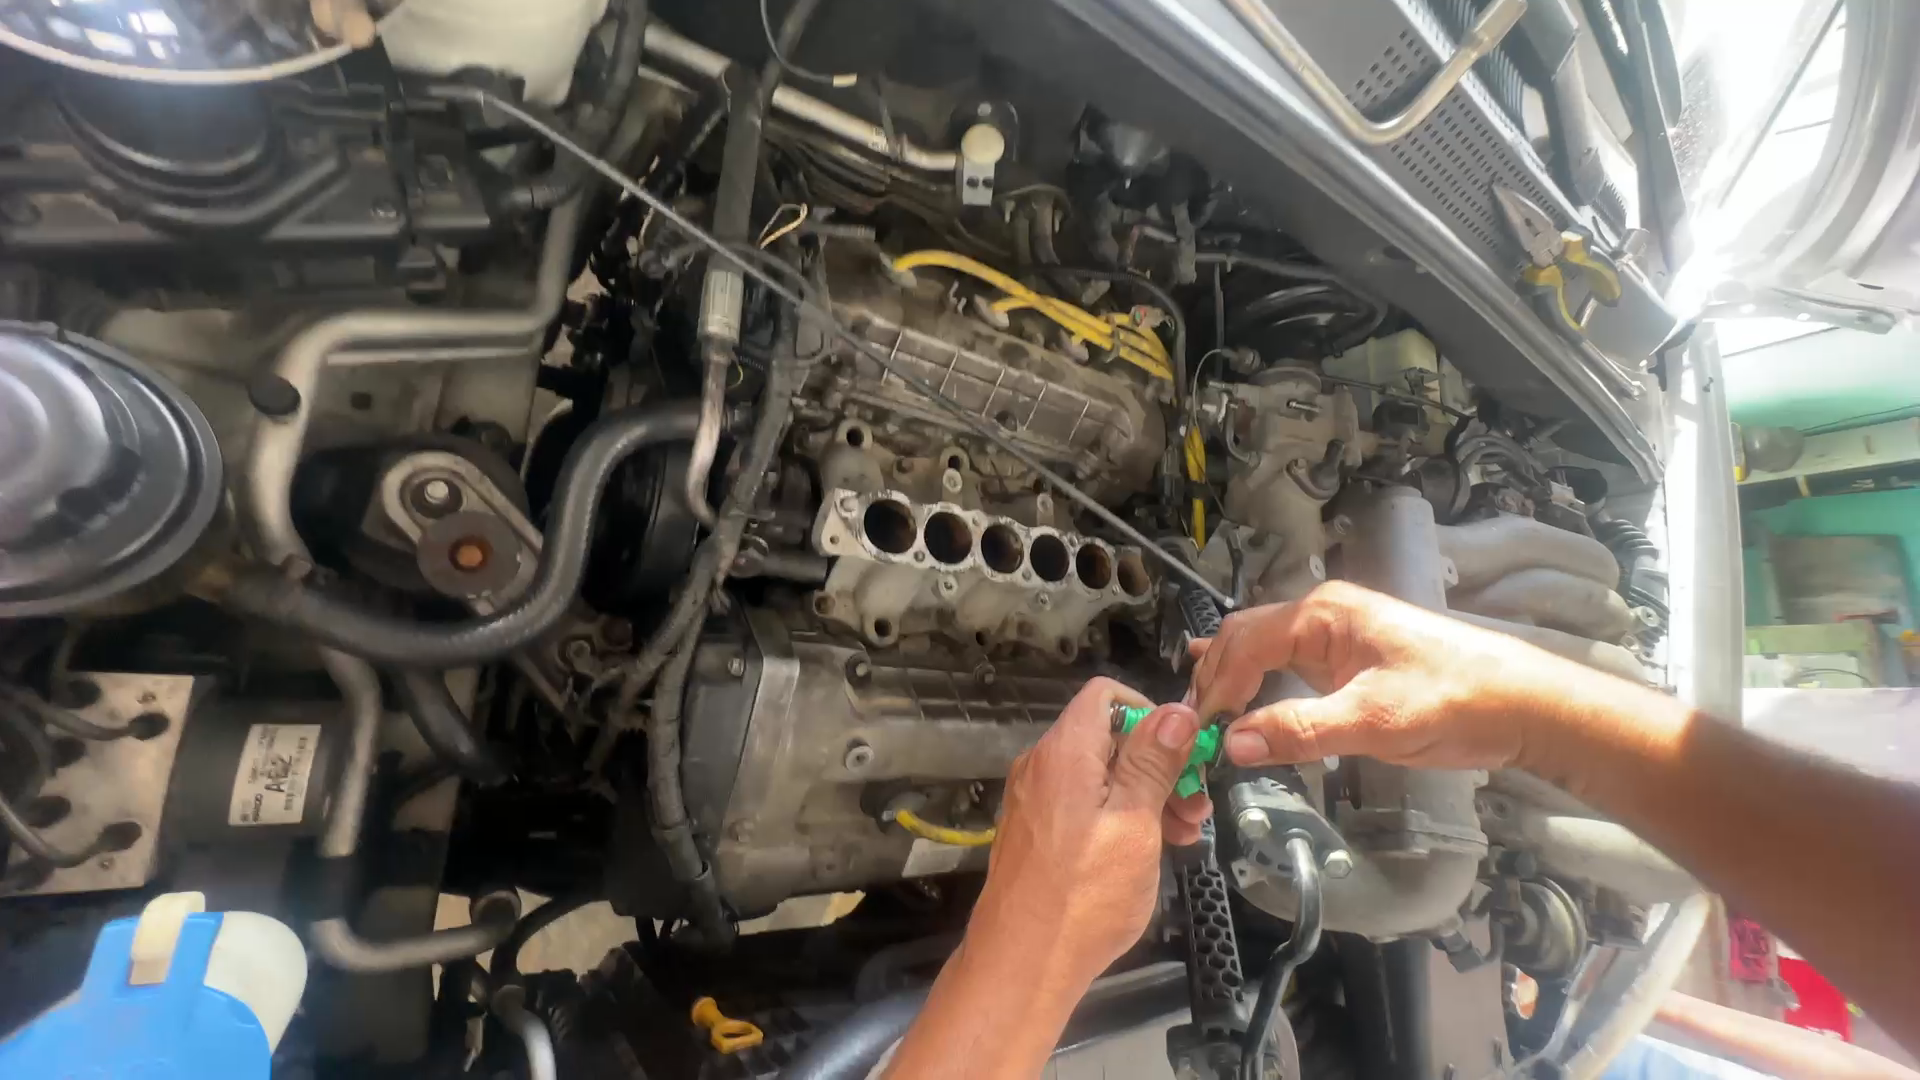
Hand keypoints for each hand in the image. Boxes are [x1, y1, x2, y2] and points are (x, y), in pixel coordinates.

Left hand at [968, 677, 1210, 988]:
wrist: (1021, 961)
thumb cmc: (1084, 893)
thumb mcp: (1133, 823)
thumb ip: (1153, 762)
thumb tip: (1176, 710)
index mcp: (1064, 750)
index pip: (1105, 695)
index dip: (1150, 711)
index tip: (1184, 751)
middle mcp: (1042, 763)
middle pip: (1107, 736)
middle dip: (1158, 762)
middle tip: (1196, 807)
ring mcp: (1035, 796)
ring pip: (1099, 772)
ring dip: (1145, 792)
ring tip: (1184, 835)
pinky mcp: (1036, 826)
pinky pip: (1082, 800)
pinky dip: (1118, 812)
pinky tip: (1149, 846)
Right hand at [1190, 581, 1588, 770]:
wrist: (1526, 704)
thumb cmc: (1453, 702)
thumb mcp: (1375, 721)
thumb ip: (1300, 730)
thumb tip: (1231, 746)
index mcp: (1320, 614)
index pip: (1246, 642)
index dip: (1217, 685)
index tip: (1200, 729)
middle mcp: (1317, 615)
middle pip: (1243, 638)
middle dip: (1215, 678)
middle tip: (1196, 725)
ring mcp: (1328, 634)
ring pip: (1257, 648)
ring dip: (1227, 677)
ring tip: (1200, 709)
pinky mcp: (1339, 657)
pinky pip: (1279, 660)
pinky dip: (1248, 671)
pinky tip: (1221, 677)